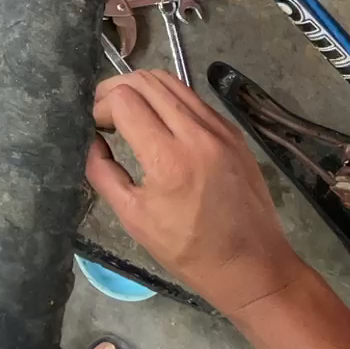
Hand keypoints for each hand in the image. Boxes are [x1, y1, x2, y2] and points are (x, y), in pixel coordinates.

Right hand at [87, 70, 305, 313]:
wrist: (256, 268)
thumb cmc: (190, 250)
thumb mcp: (133, 218)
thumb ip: (102, 172)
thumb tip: (92, 139)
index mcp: (168, 159)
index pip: (123, 100)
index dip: (101, 107)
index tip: (98, 127)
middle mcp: (196, 134)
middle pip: (144, 80)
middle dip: (115, 89)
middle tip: (106, 114)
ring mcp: (219, 128)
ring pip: (168, 80)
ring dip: (140, 88)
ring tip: (130, 112)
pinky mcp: (232, 131)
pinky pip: (190, 96)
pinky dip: (166, 98)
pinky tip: (160, 122)